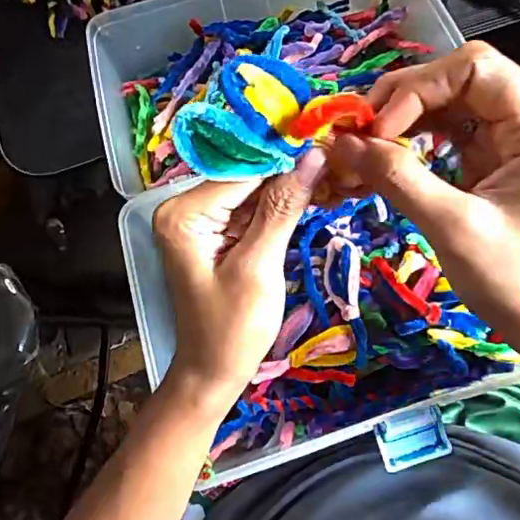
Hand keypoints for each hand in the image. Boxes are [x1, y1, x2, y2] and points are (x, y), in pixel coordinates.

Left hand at [153, 149, 324, 397]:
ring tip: (331, 178)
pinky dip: (277, 209)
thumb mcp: (260, 266)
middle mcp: (183, 209)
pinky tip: (310, 199)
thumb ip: (283, 208)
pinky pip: (249, 210)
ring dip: (287, 189)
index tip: (330, 145)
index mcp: (183, 214)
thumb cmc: (232, 329)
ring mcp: (198, 221)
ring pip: (251, 191)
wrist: (212, 374)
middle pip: (246, 177)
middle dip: (288, 173)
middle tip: (336, 164)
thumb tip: (313, 156)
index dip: (286, 158)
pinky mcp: (213, 235)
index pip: (243, 170)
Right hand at [326, 42, 519, 376]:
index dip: (417, 89)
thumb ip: (397, 177)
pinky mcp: (496, 160)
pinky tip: (384, 160)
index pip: (475, 68)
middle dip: (403, 102)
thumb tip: (338, 143)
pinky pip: (447, 134)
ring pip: (447, 105)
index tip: (377, 130)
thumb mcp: (454, 228)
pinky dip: (411, 143)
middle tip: (357, 135)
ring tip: (363, 149)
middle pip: (458, 80)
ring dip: (401, 122)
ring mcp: (515, 139)